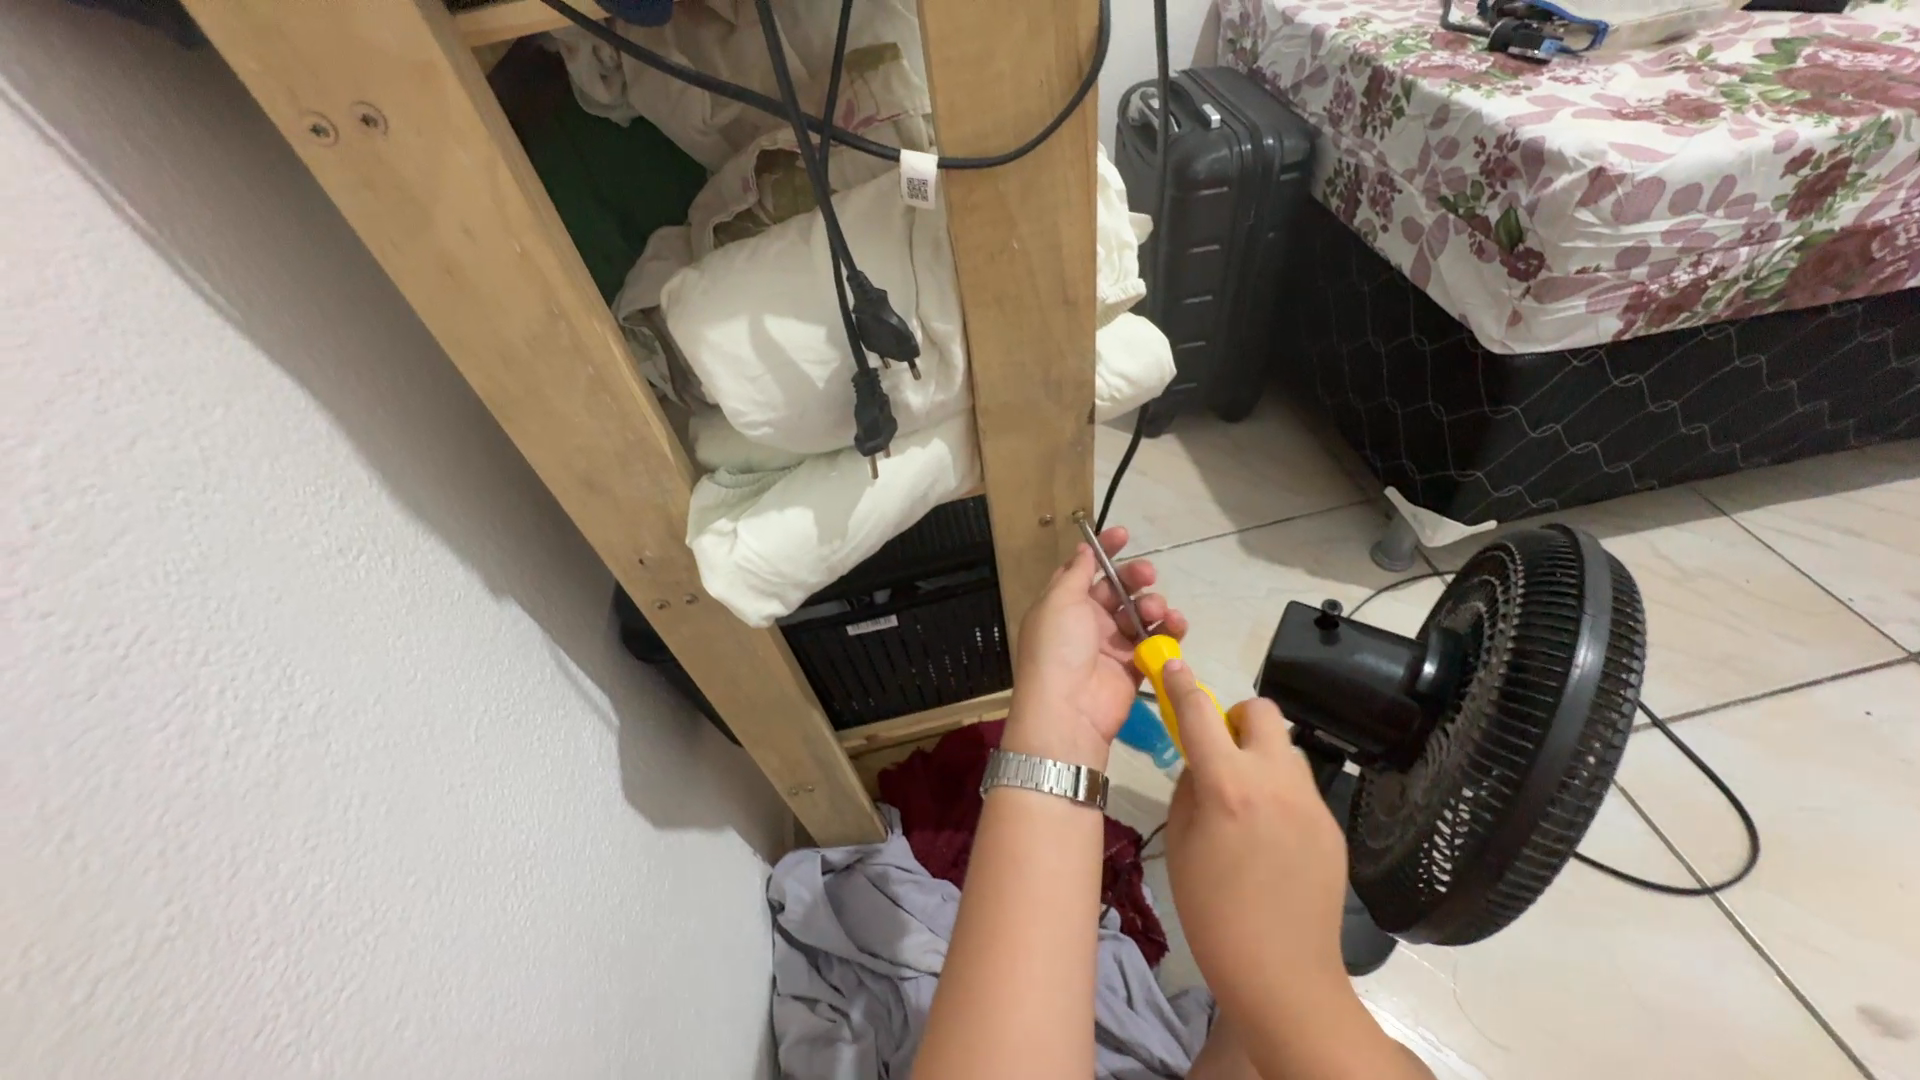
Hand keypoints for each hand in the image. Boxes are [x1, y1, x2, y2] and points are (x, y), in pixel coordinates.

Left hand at [1004, 527, 1186, 768]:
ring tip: (1158, 609)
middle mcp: (1087, 622)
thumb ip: (1076, 574)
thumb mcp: (1058, 602)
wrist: (1068, 710)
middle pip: (1117, 589)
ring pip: (1140, 614)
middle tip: (1147, 576)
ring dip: (1153, 604)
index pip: (1085, 569)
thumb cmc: (1057, 648)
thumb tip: (1084, 550)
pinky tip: (1176, 625)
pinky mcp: (1134, 667)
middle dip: (1135, 577)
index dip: (1104, 551)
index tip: (1124, 534)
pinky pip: (1155, 642)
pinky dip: (1168, 631)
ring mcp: (1111, 645)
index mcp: (1063, 604)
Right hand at [1161, 662, 1349, 1009]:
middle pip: (1262, 711)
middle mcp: (1275, 781)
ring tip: (1247, 802)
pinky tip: (1271, 838)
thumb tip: (1200, 761)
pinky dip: (1279, 793)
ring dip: (1260, 755)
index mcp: (1228, 786)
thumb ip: (1189, 787)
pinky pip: (1300, 788)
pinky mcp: (1332, 825)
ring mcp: (1311, 802)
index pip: (1201, 713)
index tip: (1173, 666)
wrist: (1281, 972)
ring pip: (1285, 749)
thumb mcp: (1180, 841)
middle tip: (1221, 752)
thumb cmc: (1211, 909)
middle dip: (1236, 718)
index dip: (1183, 685)